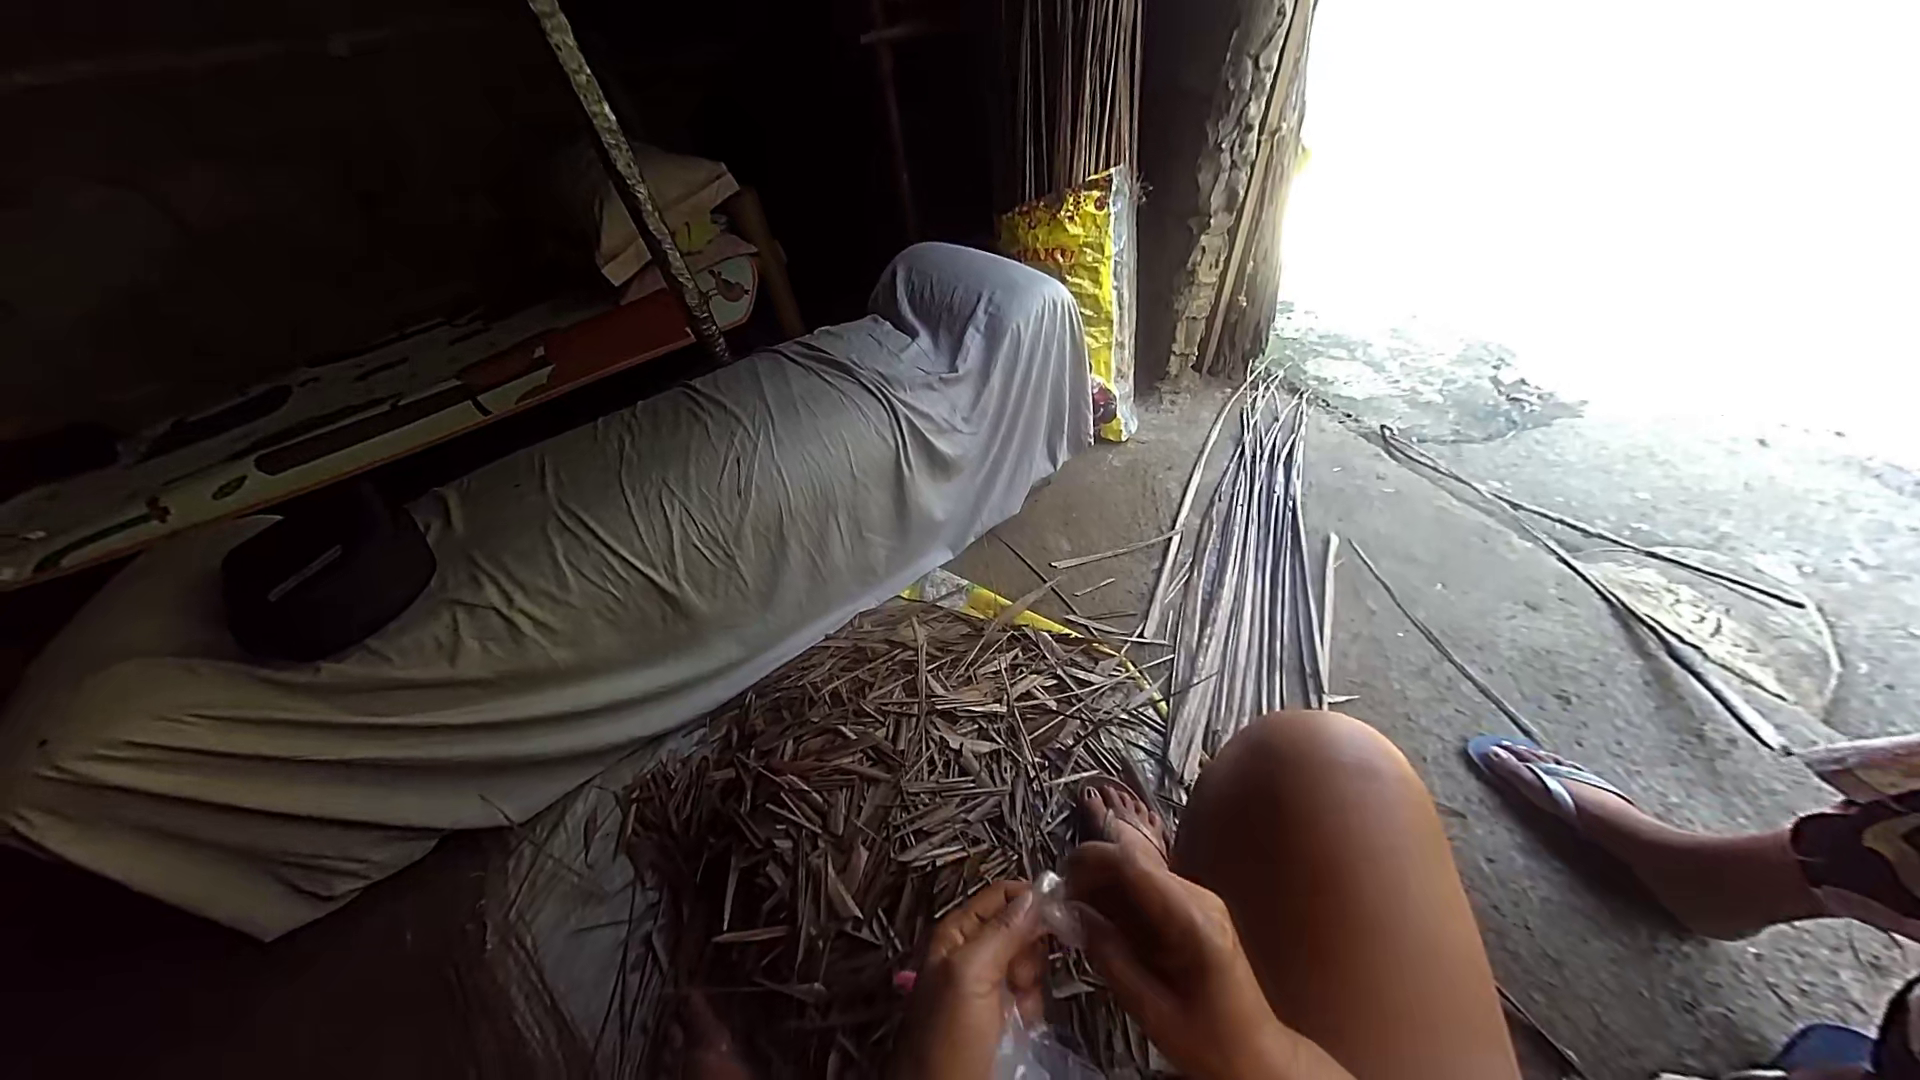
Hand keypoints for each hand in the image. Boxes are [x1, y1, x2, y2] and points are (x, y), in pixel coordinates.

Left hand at [890, 880, 1047, 1079]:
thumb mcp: (970, 974)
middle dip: (1030, 950)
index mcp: (958, 933)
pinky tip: (1024, 1021)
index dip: (1029, 900)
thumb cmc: (945, 1040)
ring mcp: (988, 986)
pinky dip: (1033, 1006)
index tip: (1057, 913)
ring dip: (1032, 982)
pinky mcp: (1003, 1016)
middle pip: (1020, 928)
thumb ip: (1002, 931)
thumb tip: (1035, 894)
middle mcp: (973, 953)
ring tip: (1020, 1005)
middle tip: (1023, 975)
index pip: (1001, 896)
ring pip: (1028, 963)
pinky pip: (1030, 995)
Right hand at [1064, 842, 1352, 1079]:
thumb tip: (1071, 914)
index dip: (1091, 861)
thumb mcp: (1154, 1013)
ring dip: (1101, 881)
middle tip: (1061, 900)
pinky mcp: (1193, 904)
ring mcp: (1198, 897)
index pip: (1134, 864)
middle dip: (1091, 871)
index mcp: (1194, 921)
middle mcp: (1198, 896)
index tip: (1059, 881)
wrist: (1260, 1058)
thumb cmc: (1210, 1044)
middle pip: (1133, 858)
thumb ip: (1111, 960)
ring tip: (1075, 910)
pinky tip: (1101, 918)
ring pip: (1137, 866)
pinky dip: (1117, 894)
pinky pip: (1146, 884)